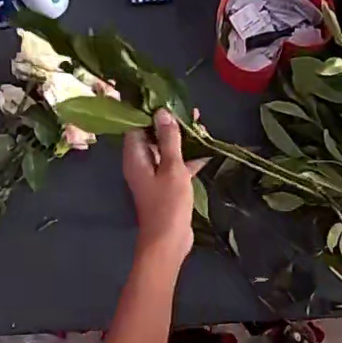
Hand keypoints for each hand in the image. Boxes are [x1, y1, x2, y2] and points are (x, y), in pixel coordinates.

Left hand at [122, 109, 207, 262]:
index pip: (137, 125)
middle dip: (170, 124)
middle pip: (151, 136)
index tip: (169, 101)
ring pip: (165, 151)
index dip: (151, 112)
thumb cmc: (168, 203)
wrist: (168, 241)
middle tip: (192, 112)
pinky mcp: (165, 186)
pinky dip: (187, 159)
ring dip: (181, 140)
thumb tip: (161, 112)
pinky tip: (207, 152)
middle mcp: (140, 163)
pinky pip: (174, 166)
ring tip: (201, 126)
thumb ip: (168, 139)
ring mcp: (152, 176)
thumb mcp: (172, 167)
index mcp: (135, 156)